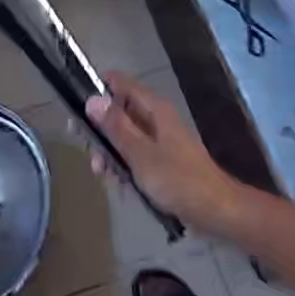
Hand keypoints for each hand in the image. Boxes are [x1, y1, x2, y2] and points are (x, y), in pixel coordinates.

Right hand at [86, 72, 242, 228]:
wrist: (218, 212)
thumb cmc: (178, 180)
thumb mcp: (140, 154)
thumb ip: (115, 126)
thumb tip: (91, 99)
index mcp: (153, 108)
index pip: (119, 83)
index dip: (96, 91)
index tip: (76, 111)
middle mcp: (156, 117)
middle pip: (119, 112)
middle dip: (101, 132)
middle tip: (91, 155)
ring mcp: (161, 139)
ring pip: (125, 136)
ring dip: (112, 155)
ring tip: (106, 177)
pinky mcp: (164, 159)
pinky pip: (136, 155)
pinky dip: (126, 167)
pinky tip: (123, 188)